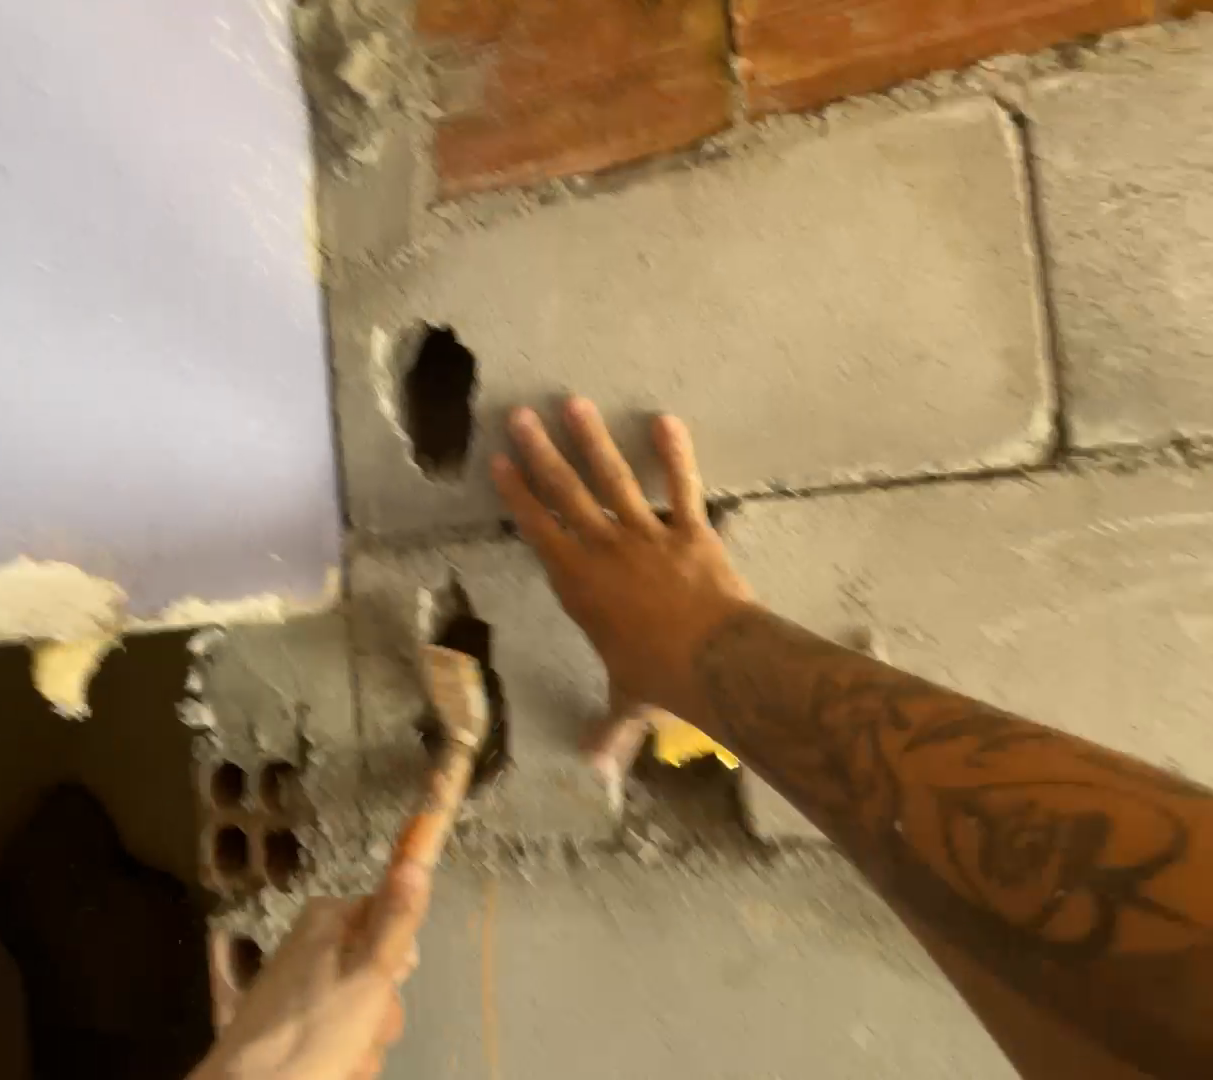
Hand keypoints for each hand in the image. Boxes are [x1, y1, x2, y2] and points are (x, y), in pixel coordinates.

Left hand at [191, 864, 429, 1079]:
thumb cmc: (314, 1030)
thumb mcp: (368, 971)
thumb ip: (397, 917)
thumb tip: (418, 849)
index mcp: (328, 918)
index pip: (390, 914)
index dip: (399, 954)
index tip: (394, 979)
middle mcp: (314, 944)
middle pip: (378, 967)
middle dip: (381, 1007)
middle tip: (368, 1024)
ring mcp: (303, 987)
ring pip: (364, 1007)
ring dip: (366, 1038)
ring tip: (346, 1057)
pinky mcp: (295, 1026)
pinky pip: (341, 1031)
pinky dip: (344, 1054)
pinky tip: (334, 1068)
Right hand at [491, 399, 754, 750]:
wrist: (712, 662)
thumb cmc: (658, 679)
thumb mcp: (627, 702)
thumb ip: (608, 729)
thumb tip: (594, 770)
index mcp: (578, 583)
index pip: (538, 530)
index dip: (517, 495)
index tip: (499, 464)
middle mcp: (604, 549)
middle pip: (565, 493)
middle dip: (539, 453)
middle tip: (519, 416)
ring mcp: (646, 535)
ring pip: (613, 479)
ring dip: (591, 440)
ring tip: (573, 403)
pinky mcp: (689, 530)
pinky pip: (682, 486)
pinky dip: (676, 454)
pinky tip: (666, 419)